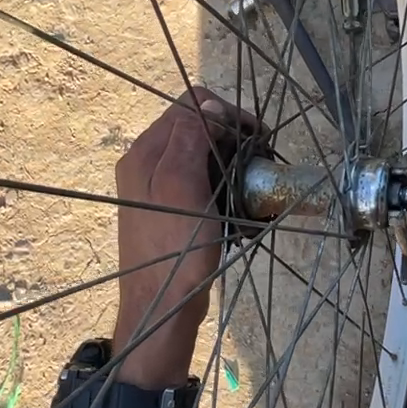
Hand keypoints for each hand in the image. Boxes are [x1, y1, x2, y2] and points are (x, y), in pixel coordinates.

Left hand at [113, 88, 249, 385]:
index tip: (257, 137)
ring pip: (201, 152)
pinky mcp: (172, 207)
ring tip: (254, 178)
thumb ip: (191, 137)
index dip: (228, 113)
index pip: (191, 104)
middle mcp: (147, 162)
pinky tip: (239, 197)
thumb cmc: (176, 246)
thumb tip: (209, 102)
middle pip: (196, 124)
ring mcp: (158, 186)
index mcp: (146, 152)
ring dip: (231, 158)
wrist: (164, 306)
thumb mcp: (182, 184)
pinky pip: (201, 178)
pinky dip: (224, 180)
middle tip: (261, 158)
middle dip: (232, 134)